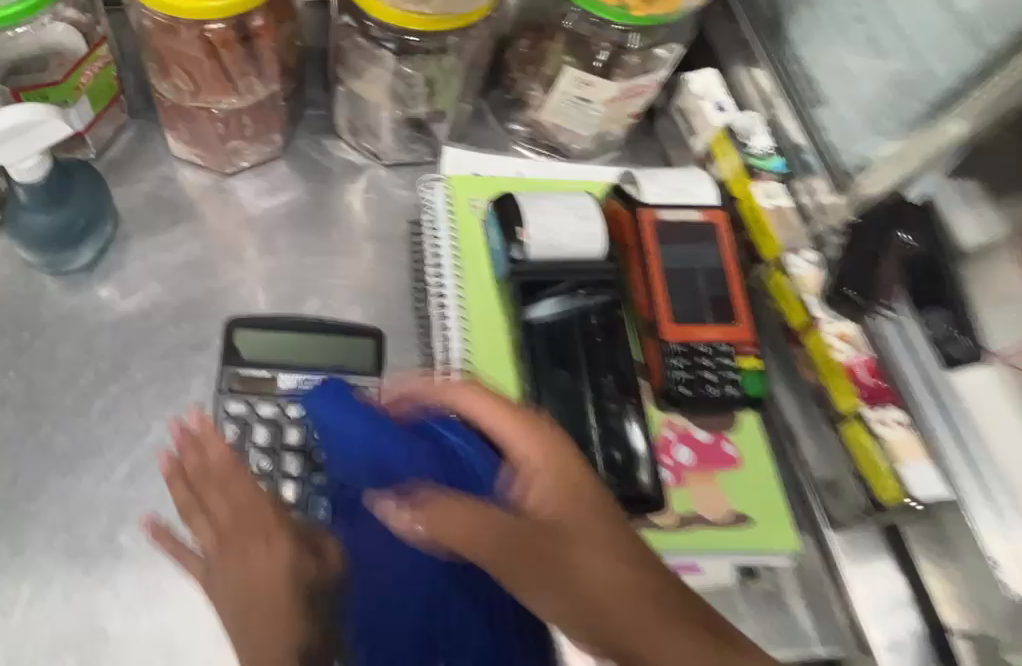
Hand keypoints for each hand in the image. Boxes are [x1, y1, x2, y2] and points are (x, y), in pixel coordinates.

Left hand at [145, 410, 341, 665]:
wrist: (288, 662)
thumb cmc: (318, 608)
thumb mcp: (332, 559)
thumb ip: (310, 528)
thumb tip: (291, 515)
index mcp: (265, 523)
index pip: (234, 473)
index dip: (215, 443)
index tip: (199, 417)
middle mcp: (234, 533)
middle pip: (209, 484)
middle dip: (192, 450)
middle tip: (176, 420)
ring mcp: (216, 559)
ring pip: (192, 511)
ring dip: (176, 480)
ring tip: (162, 451)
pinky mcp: (208, 584)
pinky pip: (181, 557)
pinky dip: (162, 538)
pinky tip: (144, 520)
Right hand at [366, 377, 773, 665]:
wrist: (654, 632)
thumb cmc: (590, 577)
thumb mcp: (513, 547)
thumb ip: (447, 518)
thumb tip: (381, 497)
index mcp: (531, 435)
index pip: (463, 390)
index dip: (415, 389)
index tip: (370, 405)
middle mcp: (531, 443)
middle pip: (463, 413)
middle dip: (414, 419)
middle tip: (367, 439)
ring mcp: (534, 474)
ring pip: (469, 448)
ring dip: (428, 453)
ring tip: (381, 470)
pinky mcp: (533, 505)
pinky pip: (478, 479)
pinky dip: (445, 484)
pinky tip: (421, 510)